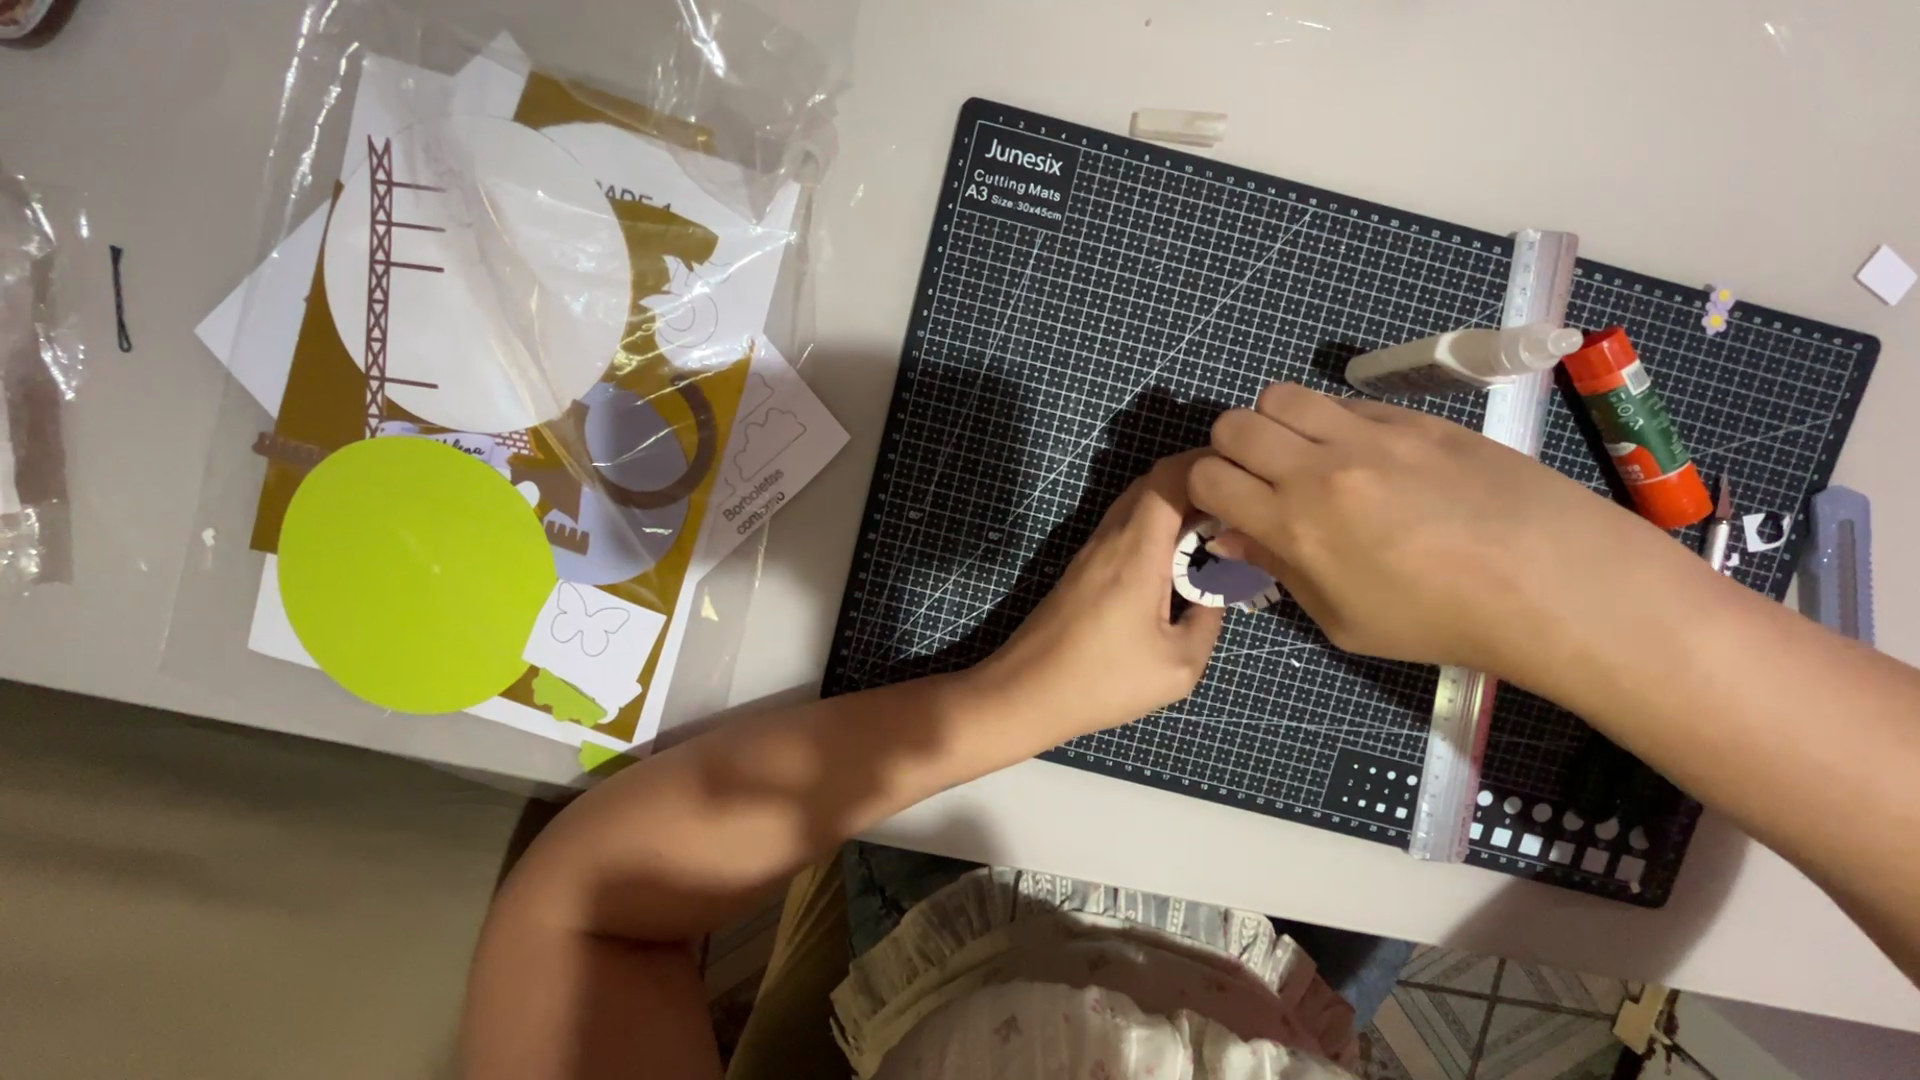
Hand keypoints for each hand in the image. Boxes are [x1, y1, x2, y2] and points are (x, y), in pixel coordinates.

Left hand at [971, 451, 1224, 742]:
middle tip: (1241, 503)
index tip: (1245, 473)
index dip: (1208, 462)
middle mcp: (1110, 538)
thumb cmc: (1103, 681)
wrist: (1025, 693)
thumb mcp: (1179, 666)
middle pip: (1154, 482)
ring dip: (1176, 505)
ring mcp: (1091, 552)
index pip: (1170, 476)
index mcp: (1136, 550)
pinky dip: (1157, 527)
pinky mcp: (1082, 570)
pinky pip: (1125, 529)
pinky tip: (1178, 557)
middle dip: (1198, 482)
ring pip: (1137, 505)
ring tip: (1218, 528)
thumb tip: (1216, 596)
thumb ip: (1209, 622)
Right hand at [1191, 383, 1693, 682]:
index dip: (1201, 489)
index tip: (1221, 506)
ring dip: (1275, 423)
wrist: (1550, 581)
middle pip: (1232, 423)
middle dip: (1228, 450)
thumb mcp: (1342, 620)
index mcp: (1294, 525)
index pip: (1206, 477)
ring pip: (1281, 395)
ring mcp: (1369, 434)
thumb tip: (1231, 536)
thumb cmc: (1437, 620)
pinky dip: (1332, 421)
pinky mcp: (1413, 417)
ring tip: (1304, 454)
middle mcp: (1319, 467)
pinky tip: (1364, 454)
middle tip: (1256, 477)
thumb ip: (1278, 570)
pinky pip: (1346, 400)